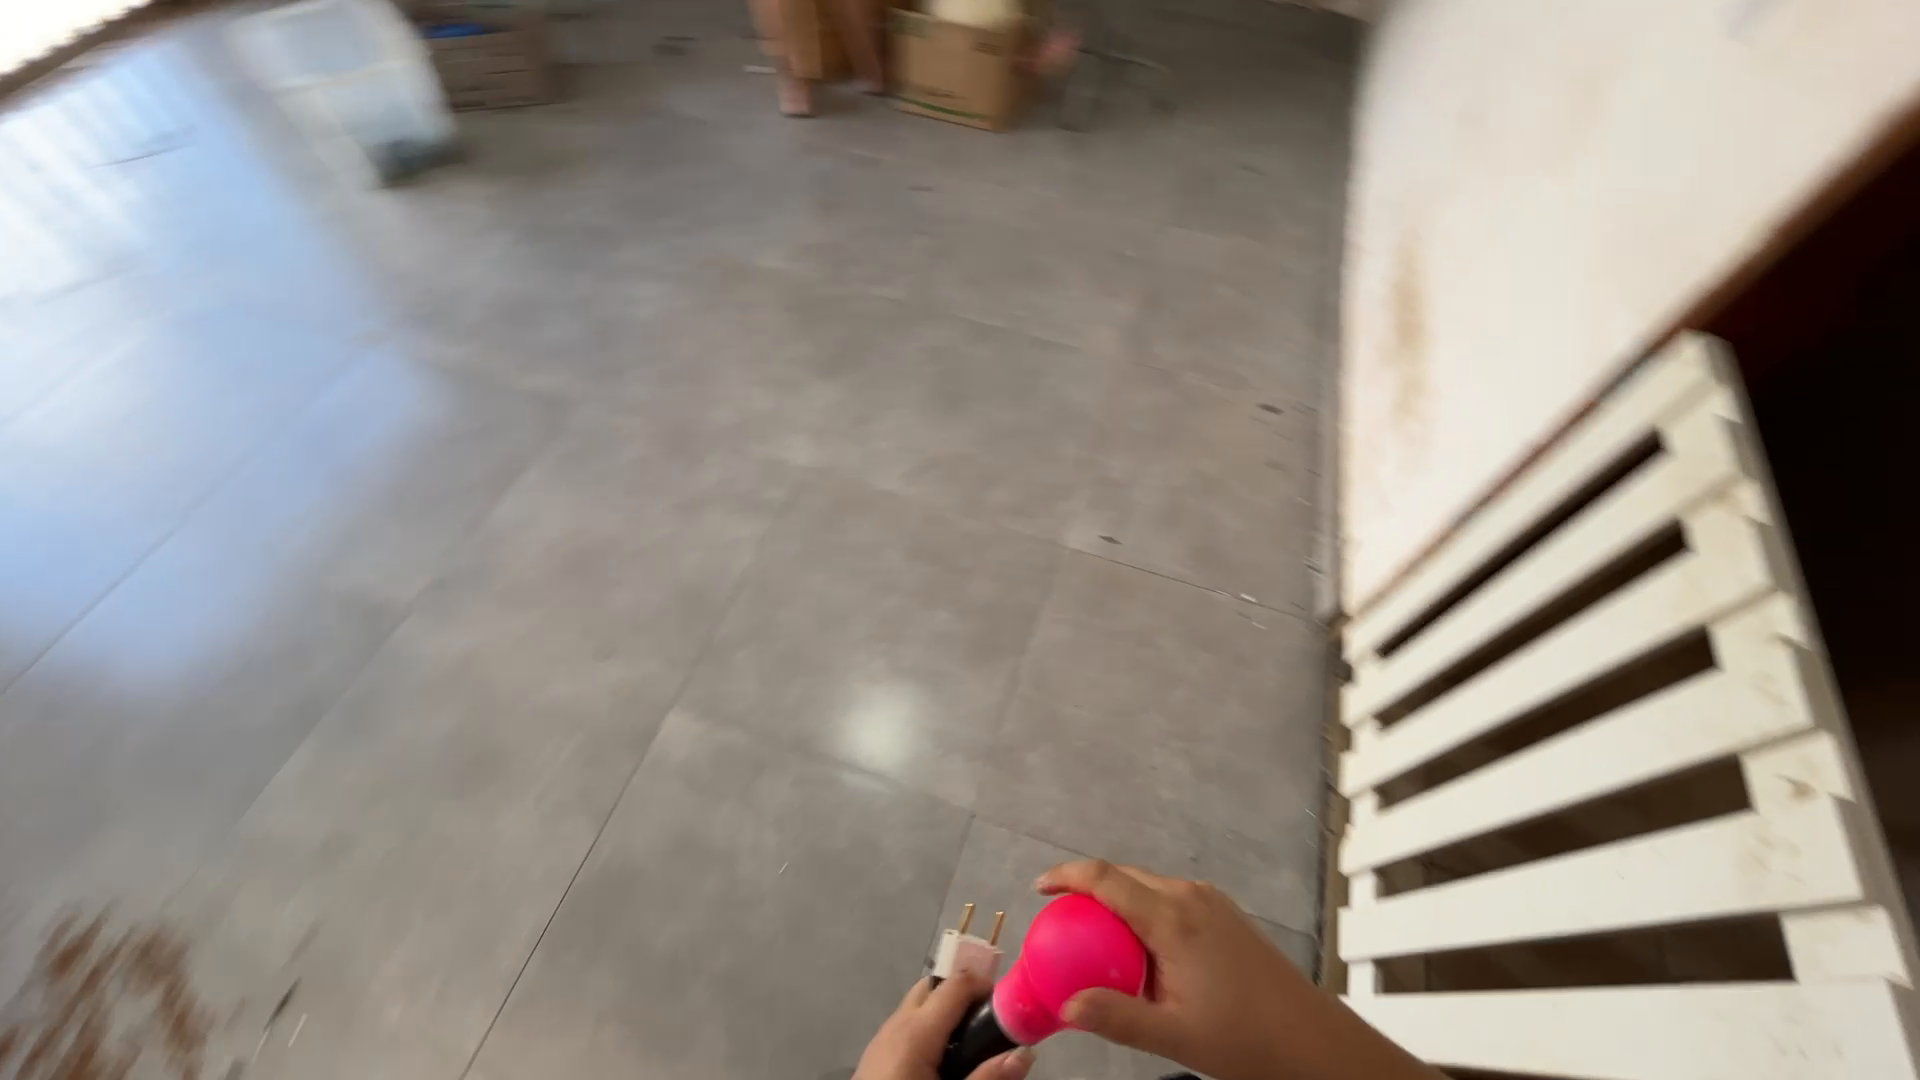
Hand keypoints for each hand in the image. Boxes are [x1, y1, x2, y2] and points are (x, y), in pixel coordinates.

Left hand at [854, 972, 1034, 1079]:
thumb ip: (987, 1078)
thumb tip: (1025, 1054)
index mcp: (917, 1030)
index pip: (956, 982)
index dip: (984, 985)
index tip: (1006, 1006)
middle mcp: (897, 1022)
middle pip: (934, 986)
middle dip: (962, 995)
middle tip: (987, 1024)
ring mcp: (882, 1036)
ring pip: (918, 1004)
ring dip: (944, 1012)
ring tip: (967, 1046)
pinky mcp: (875, 1053)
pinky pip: (906, 1024)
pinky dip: (927, 1028)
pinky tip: (939, 1062)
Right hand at [1036, 860, 1311, 1079]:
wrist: (1315, 1041)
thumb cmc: (1246, 1039)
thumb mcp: (1175, 1036)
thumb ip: (1117, 1017)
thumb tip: (1066, 1006)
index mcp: (1172, 919)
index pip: (1107, 878)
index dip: (1067, 875)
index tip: (1040, 887)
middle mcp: (1189, 896)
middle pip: (1124, 876)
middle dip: (1088, 890)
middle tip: (1062, 923)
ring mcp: (1209, 900)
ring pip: (1146, 885)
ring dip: (1116, 901)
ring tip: (1097, 940)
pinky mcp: (1222, 911)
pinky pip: (1167, 897)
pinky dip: (1141, 910)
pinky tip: (1141, 949)